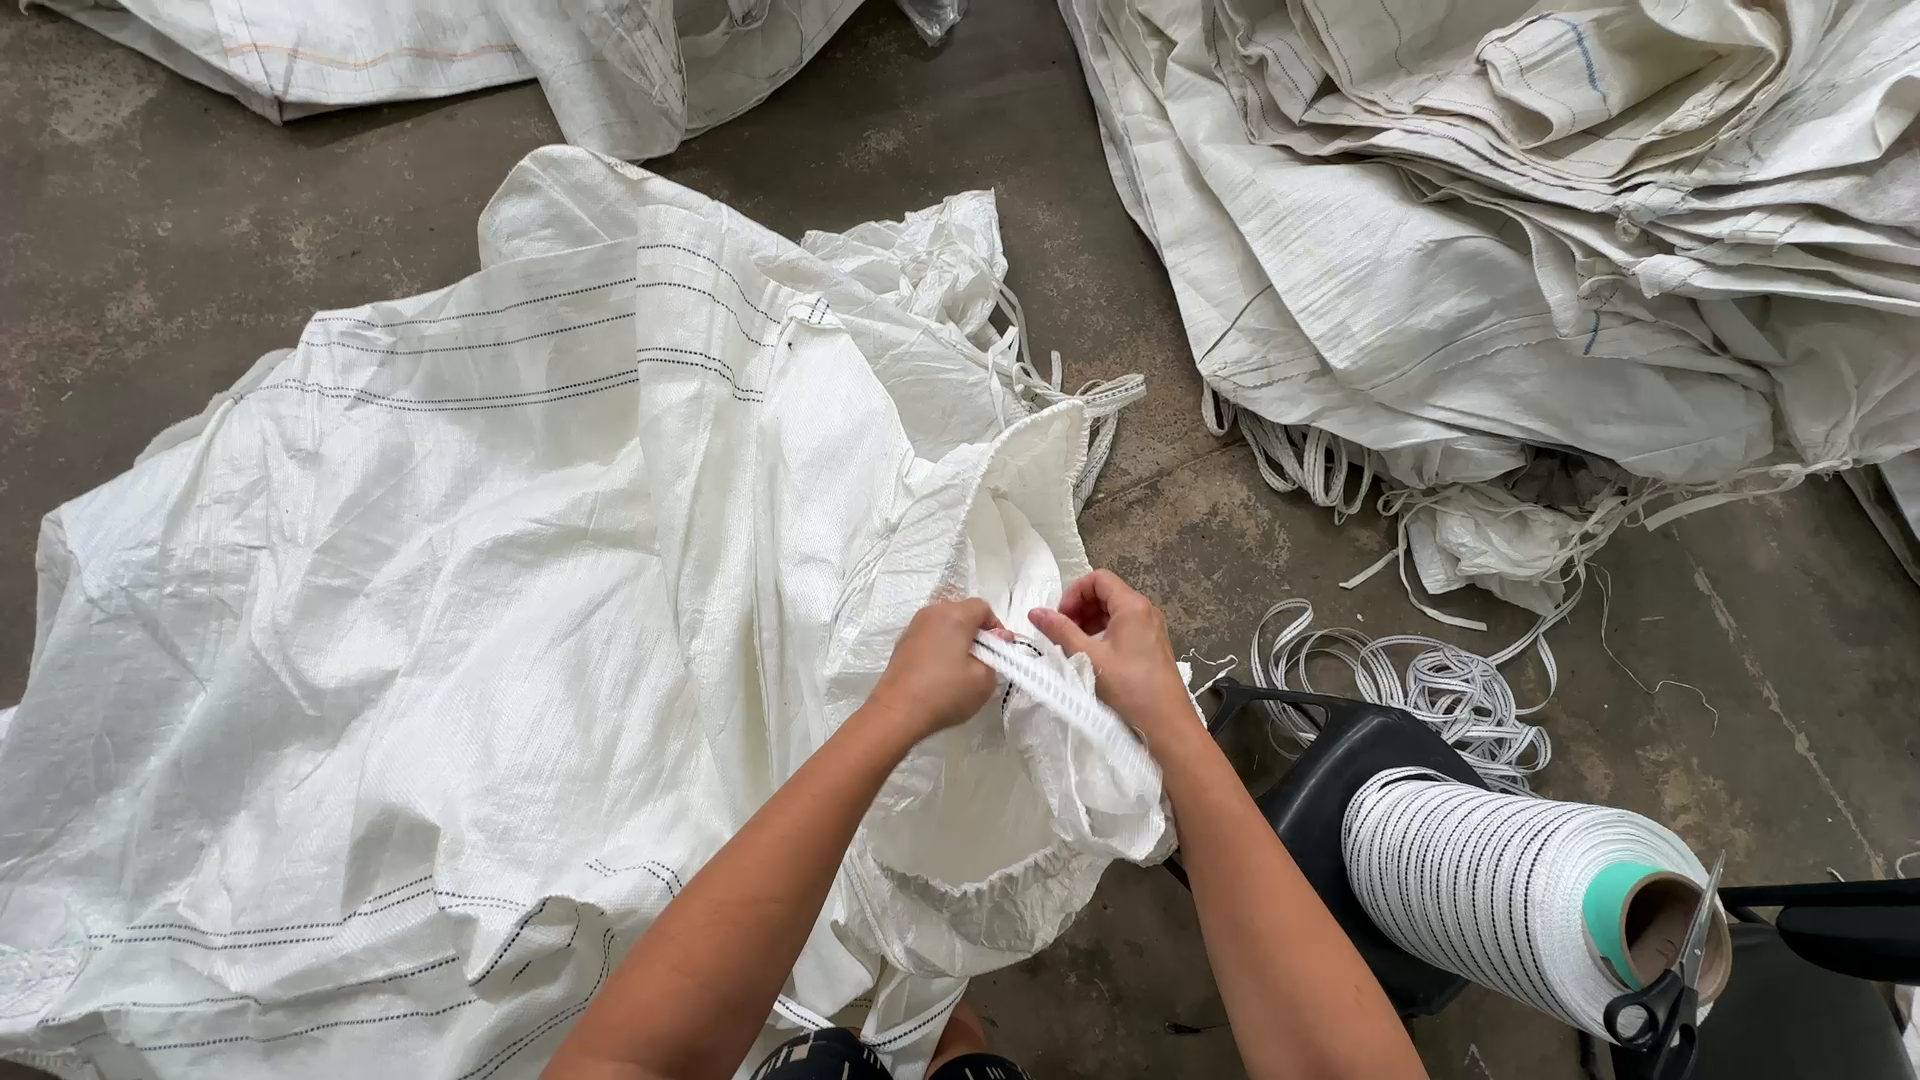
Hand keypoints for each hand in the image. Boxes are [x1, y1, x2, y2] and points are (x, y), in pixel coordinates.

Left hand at [865, 598, 1007, 741]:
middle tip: (982, 659)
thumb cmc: (945, 693)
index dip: (995, 627)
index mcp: (954, 615)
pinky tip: (939, 671)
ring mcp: (913, 626)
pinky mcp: (902, 642)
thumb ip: (997, 655)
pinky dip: (939, 645)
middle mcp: (932, 612)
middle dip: (976, 631)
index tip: (998, 651)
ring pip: (944, 623)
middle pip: (962, 612)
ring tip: (960, 667)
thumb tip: (999, 638)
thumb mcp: (983, 680)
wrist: (897, 711)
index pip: (983, 607)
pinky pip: (929, 635)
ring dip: (956, 638)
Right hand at [1029, 570, 1195, 746]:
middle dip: (1079, 607)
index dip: (1073, 592)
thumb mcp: (1088, 657)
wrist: (1166, 724)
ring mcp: (1152, 628)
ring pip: (1113, 611)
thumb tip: (1035, 612)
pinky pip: (1124, 627)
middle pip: (1106, 592)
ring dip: (1089, 621)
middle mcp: (1145, 611)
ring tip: (1074, 644)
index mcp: (1132, 606)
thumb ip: (1060, 630)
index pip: (1098, 579)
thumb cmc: (1128, 687)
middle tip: (1062, 631)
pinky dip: (1103, 633)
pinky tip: (1093, 655)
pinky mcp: (1152, 645)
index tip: (1060, 617)